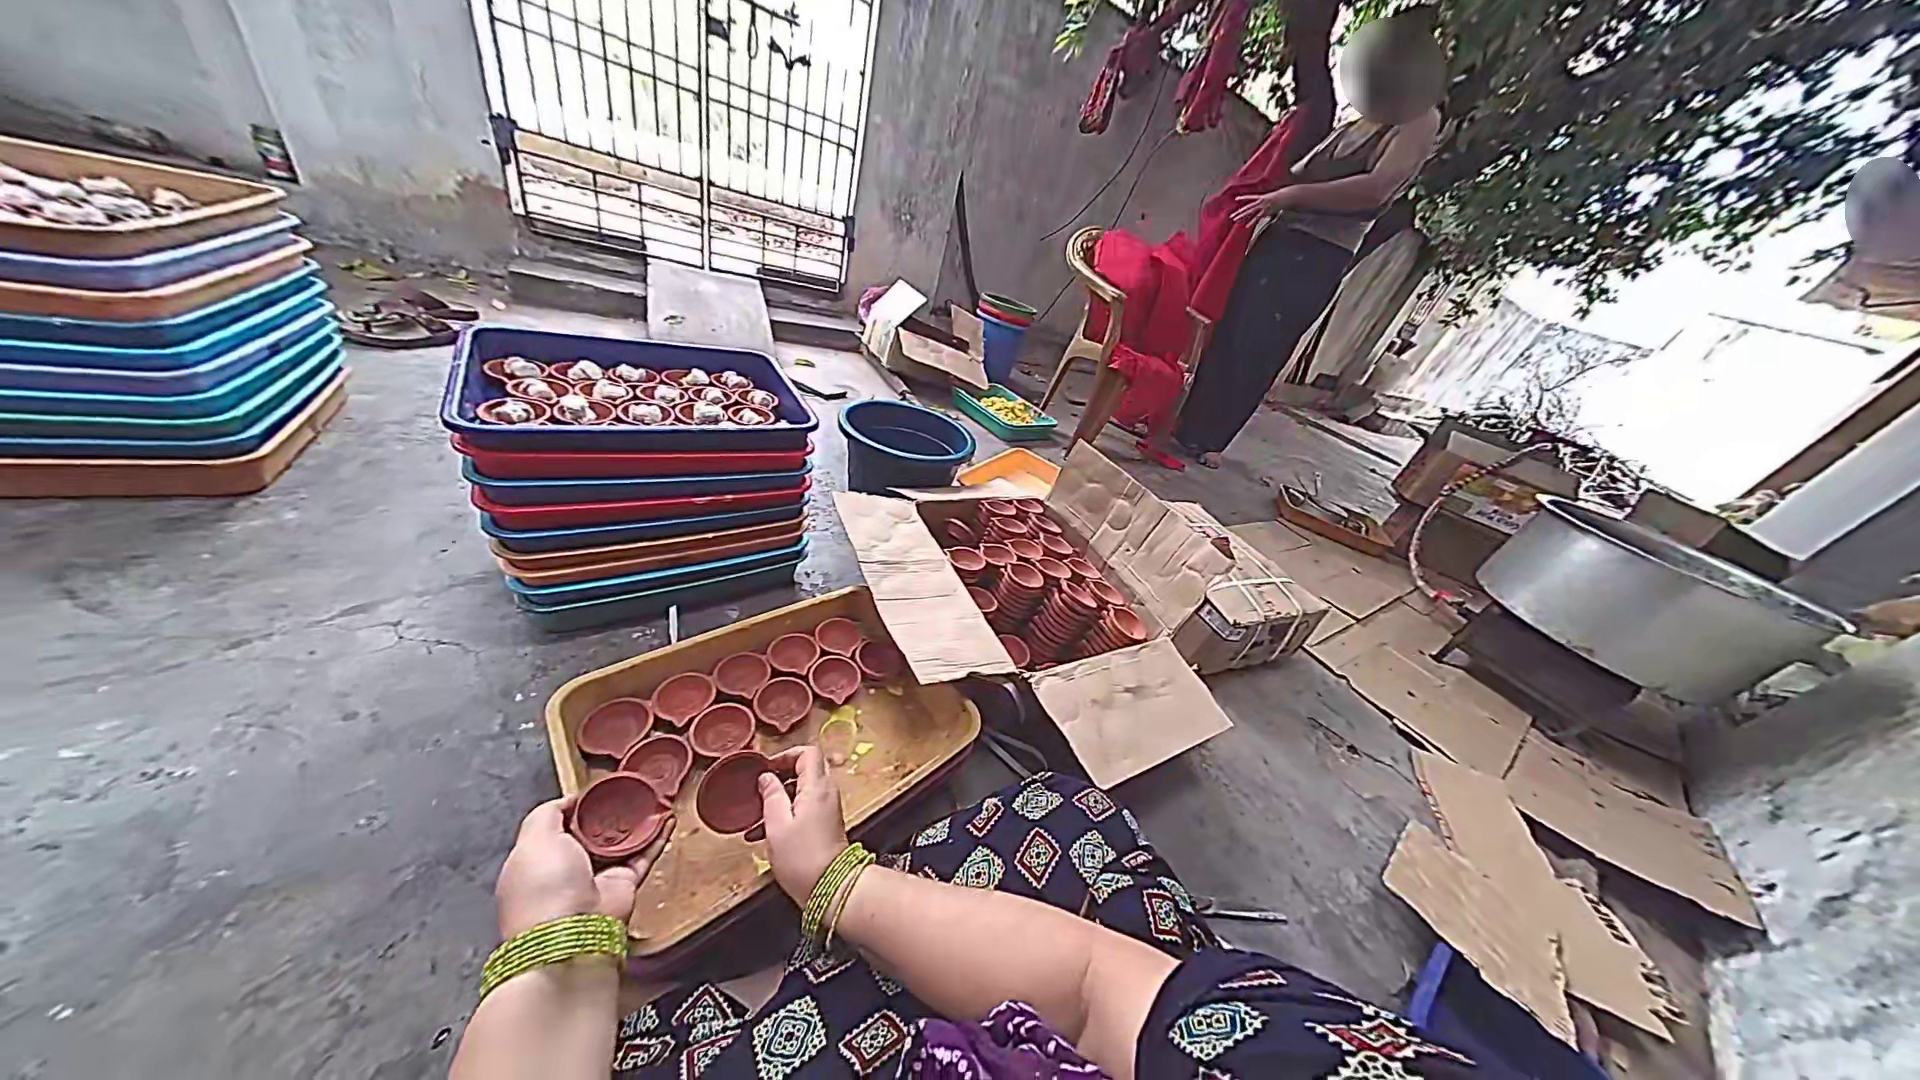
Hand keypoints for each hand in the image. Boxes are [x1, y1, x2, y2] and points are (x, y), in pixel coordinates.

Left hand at [494, 796, 669, 939]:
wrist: (571, 932)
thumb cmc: (545, 887)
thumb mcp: (533, 840)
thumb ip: (546, 814)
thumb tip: (570, 800)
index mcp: (540, 860)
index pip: (558, 827)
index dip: (575, 808)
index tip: (594, 790)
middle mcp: (568, 869)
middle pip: (592, 833)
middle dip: (609, 812)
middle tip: (627, 790)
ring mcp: (597, 877)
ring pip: (621, 842)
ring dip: (637, 821)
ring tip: (652, 798)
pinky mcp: (624, 884)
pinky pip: (645, 855)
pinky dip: (658, 837)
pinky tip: (668, 819)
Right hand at [757, 746, 848, 903]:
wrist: (831, 888)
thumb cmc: (802, 858)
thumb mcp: (777, 825)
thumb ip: (771, 796)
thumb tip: (766, 778)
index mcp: (817, 786)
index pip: (808, 752)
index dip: (786, 755)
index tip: (766, 768)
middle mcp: (826, 792)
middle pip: (806, 768)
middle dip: (781, 775)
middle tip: (760, 787)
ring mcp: (827, 807)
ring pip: (803, 789)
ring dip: (780, 797)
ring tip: (755, 815)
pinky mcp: (825, 822)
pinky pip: (804, 806)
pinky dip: (786, 811)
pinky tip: (763, 830)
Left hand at [1229, 187, 1292, 224]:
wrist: (1286, 196)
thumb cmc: (1280, 197)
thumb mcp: (1271, 198)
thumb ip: (1266, 203)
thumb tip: (1264, 207)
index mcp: (1261, 197)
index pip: (1250, 197)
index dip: (1243, 197)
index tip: (1236, 198)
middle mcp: (1260, 202)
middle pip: (1247, 208)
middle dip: (1238, 213)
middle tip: (1231, 217)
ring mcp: (1262, 206)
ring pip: (1250, 212)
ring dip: (1242, 217)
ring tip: (1235, 221)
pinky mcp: (1265, 211)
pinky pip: (1257, 217)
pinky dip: (1252, 221)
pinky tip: (1247, 226)